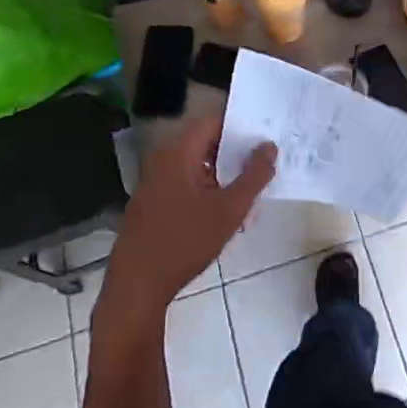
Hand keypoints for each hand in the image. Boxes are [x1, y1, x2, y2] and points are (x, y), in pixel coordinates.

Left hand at [103, 114, 277, 312]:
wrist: (137, 286)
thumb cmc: (185, 243)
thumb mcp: (230, 210)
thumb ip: (254, 176)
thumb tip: (269, 146)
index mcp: (178, 153)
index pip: (213, 121)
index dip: (241, 123)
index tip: (266, 132)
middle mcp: (163, 160)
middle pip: (206, 142)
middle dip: (237, 150)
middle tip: (266, 160)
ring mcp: (155, 182)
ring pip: (198, 164)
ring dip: (225, 172)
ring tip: (253, 187)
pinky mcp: (154, 202)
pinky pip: (187, 181)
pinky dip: (209, 186)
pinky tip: (227, 209)